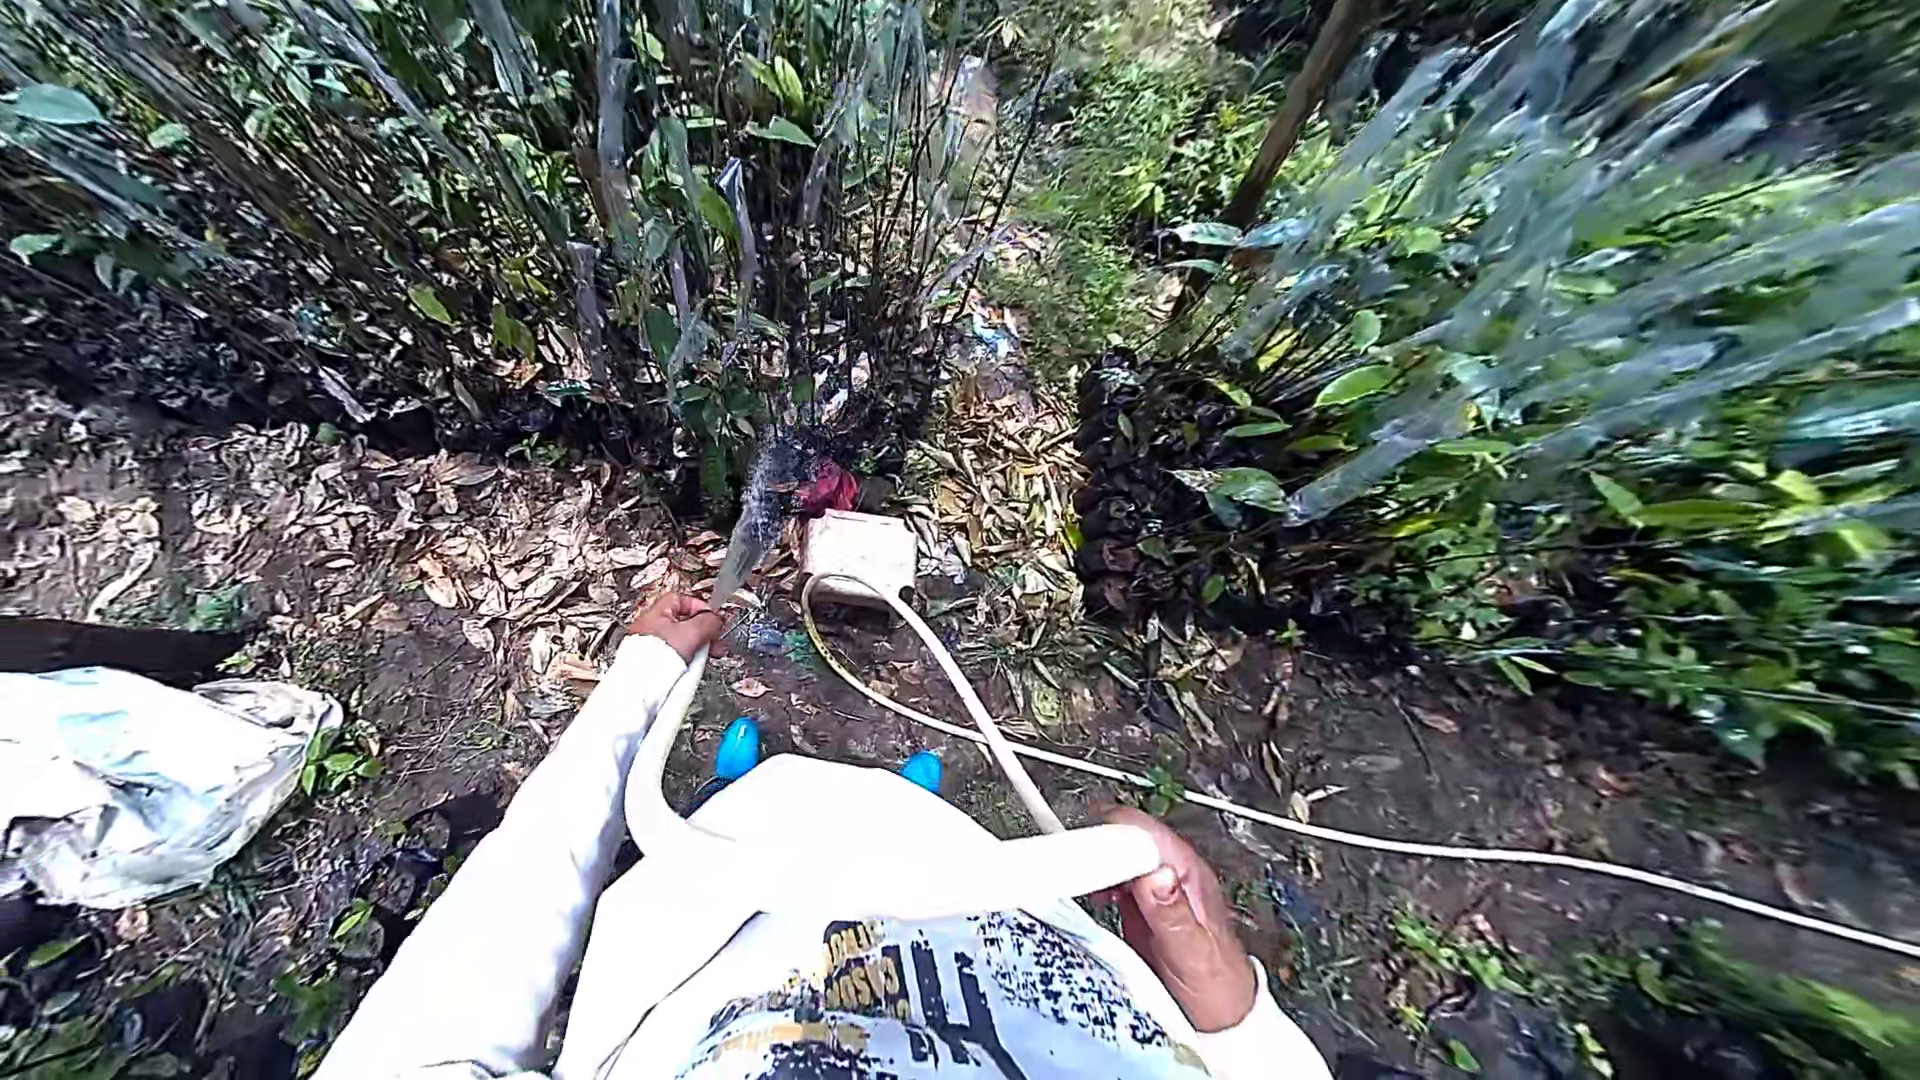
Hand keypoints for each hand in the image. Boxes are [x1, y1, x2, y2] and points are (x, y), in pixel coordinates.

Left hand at [628, 591, 725, 662]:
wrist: (643, 686)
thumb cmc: (659, 658)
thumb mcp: (693, 632)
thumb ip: (709, 621)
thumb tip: (717, 619)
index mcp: (655, 614)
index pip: (682, 600)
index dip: (700, 607)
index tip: (712, 618)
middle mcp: (650, 628)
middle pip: (685, 622)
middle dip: (703, 631)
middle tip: (714, 640)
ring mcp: (651, 647)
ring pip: (682, 641)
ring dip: (698, 647)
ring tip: (706, 656)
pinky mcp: (654, 664)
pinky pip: (676, 656)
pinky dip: (688, 659)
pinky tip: (694, 666)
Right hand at [1100, 806, 1257, 1032]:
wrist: (1222, 1018)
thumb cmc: (1218, 989)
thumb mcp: (1193, 954)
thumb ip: (1173, 914)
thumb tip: (1157, 874)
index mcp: (1188, 871)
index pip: (1144, 830)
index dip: (1113, 836)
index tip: (1091, 857)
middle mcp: (1170, 869)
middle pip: (1125, 831)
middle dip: (1097, 843)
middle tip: (1078, 868)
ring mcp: (1153, 883)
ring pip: (1115, 847)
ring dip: (1095, 858)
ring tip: (1083, 881)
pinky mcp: (1139, 899)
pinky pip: (1112, 870)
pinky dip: (1097, 876)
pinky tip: (1094, 895)